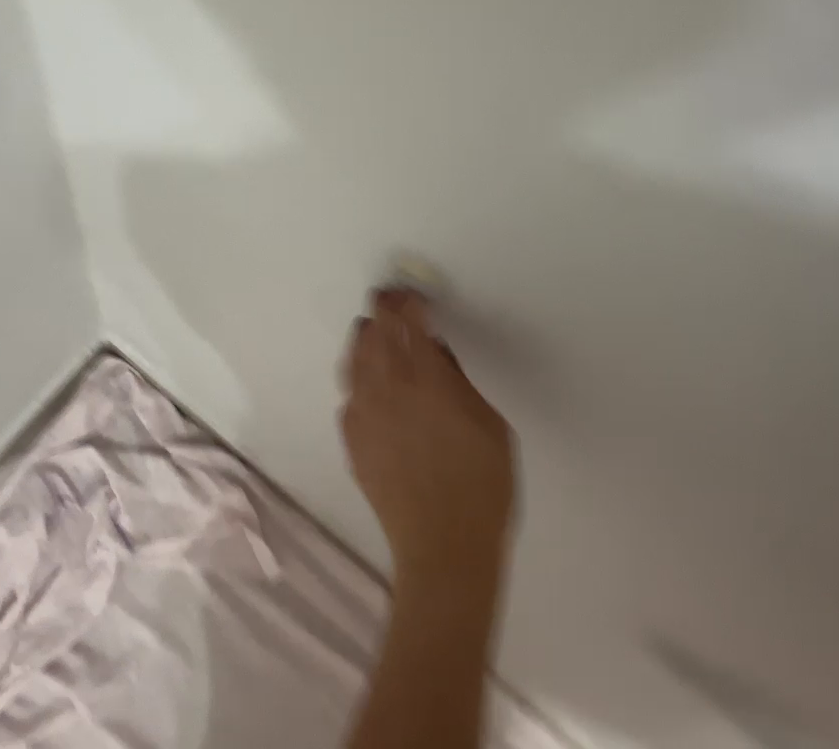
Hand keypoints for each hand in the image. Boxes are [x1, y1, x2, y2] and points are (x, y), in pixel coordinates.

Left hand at [340, 288, 517, 585]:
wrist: (443, 546)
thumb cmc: (482, 484)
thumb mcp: (489, 423)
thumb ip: (457, 382)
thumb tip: (436, 354)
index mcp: (425, 379)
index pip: (408, 323)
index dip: (407, 303)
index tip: (411, 293)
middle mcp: (386, 389)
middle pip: (375, 335)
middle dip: (382, 312)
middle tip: (388, 300)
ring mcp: (362, 415)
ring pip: (354, 362)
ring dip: (363, 340)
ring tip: (370, 330)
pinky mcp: (351, 441)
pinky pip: (349, 396)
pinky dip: (357, 378)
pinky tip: (366, 381)